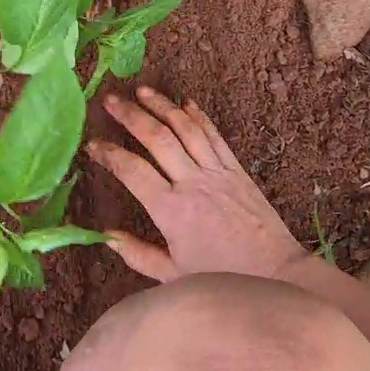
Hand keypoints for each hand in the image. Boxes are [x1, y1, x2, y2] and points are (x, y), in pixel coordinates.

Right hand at [87, 87, 307, 282]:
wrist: (276, 273)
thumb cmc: (222, 279)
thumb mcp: (174, 278)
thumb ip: (138, 255)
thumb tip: (105, 236)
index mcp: (171, 210)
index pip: (132, 171)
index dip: (110, 154)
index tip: (93, 144)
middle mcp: (192, 183)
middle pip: (156, 138)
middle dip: (130, 115)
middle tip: (109, 100)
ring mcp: (216, 171)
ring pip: (184, 128)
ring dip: (161, 105)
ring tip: (141, 90)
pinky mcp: (236, 168)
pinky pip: (214, 135)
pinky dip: (198, 116)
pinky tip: (184, 102)